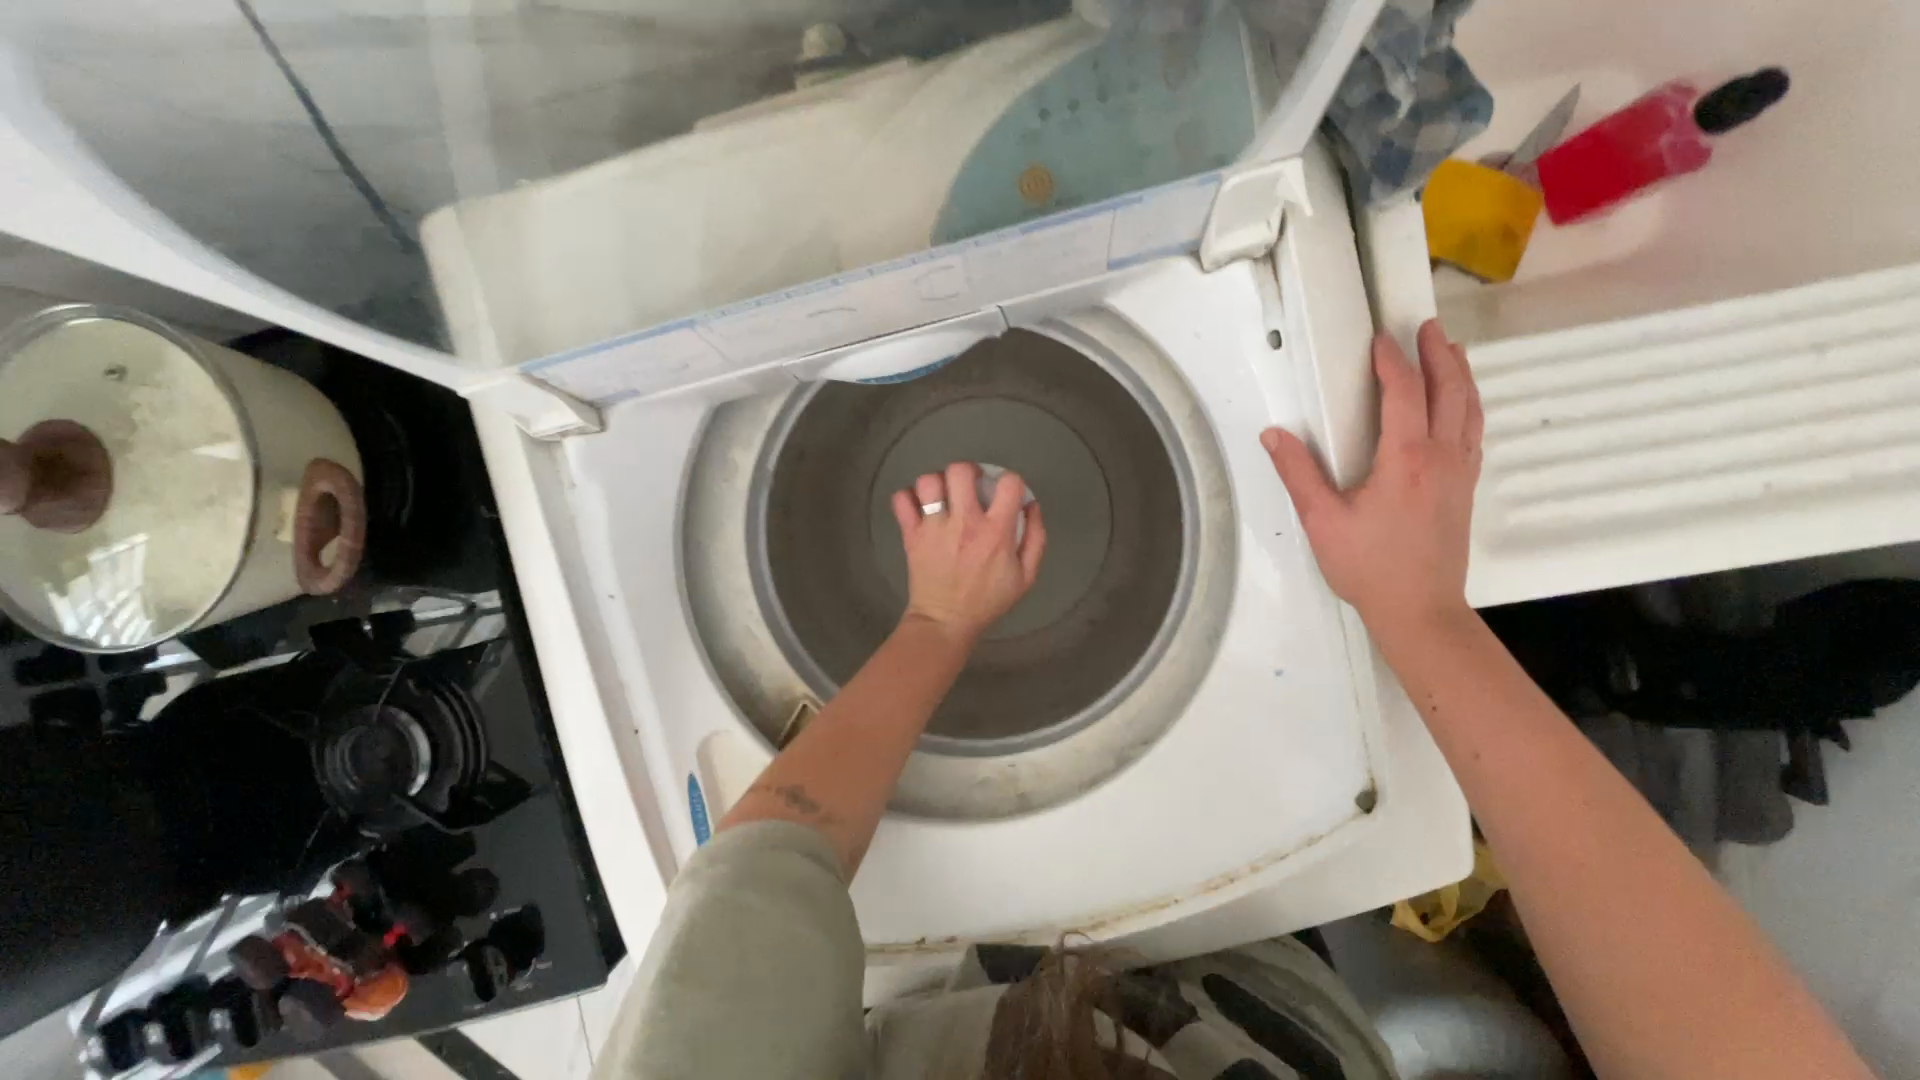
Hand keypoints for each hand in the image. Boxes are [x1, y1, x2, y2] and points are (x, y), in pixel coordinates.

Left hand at [890, 461, 1046, 644]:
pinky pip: (901, 500)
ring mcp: (933, 527)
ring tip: (943, 495)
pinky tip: (919, 506)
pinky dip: (908, 497)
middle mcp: (964, 523)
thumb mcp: (1026, 577)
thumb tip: (1032, 505)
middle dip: (968, 471)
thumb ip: (1035, 539)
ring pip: (928, 481)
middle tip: (970, 485)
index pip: (1009, 483)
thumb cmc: (988, 600)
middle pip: (961, 471)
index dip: (1011, 481)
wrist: (945, 622)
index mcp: (996, 532)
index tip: (1006, 492)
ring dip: (938, 483)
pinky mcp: (911, 535)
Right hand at [1261, 320, 1481, 638]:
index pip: (1404, 393)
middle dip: (1438, 354)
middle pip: (1450, 391)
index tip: (1380, 340)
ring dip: (1460, 374)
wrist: (1420, 609)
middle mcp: (1442, 458)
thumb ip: (1298, 473)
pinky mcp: (1465, 489)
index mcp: (1406, 460)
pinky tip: (1460, 405)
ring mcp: (1460, 473)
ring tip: (1451, 350)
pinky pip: (1474, 432)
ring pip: (1470, 409)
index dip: (1392, 361)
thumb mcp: (1321, 521)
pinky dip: (1469, 405)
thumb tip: (1275, 435)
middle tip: (1426, 327)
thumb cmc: (1369, 567)